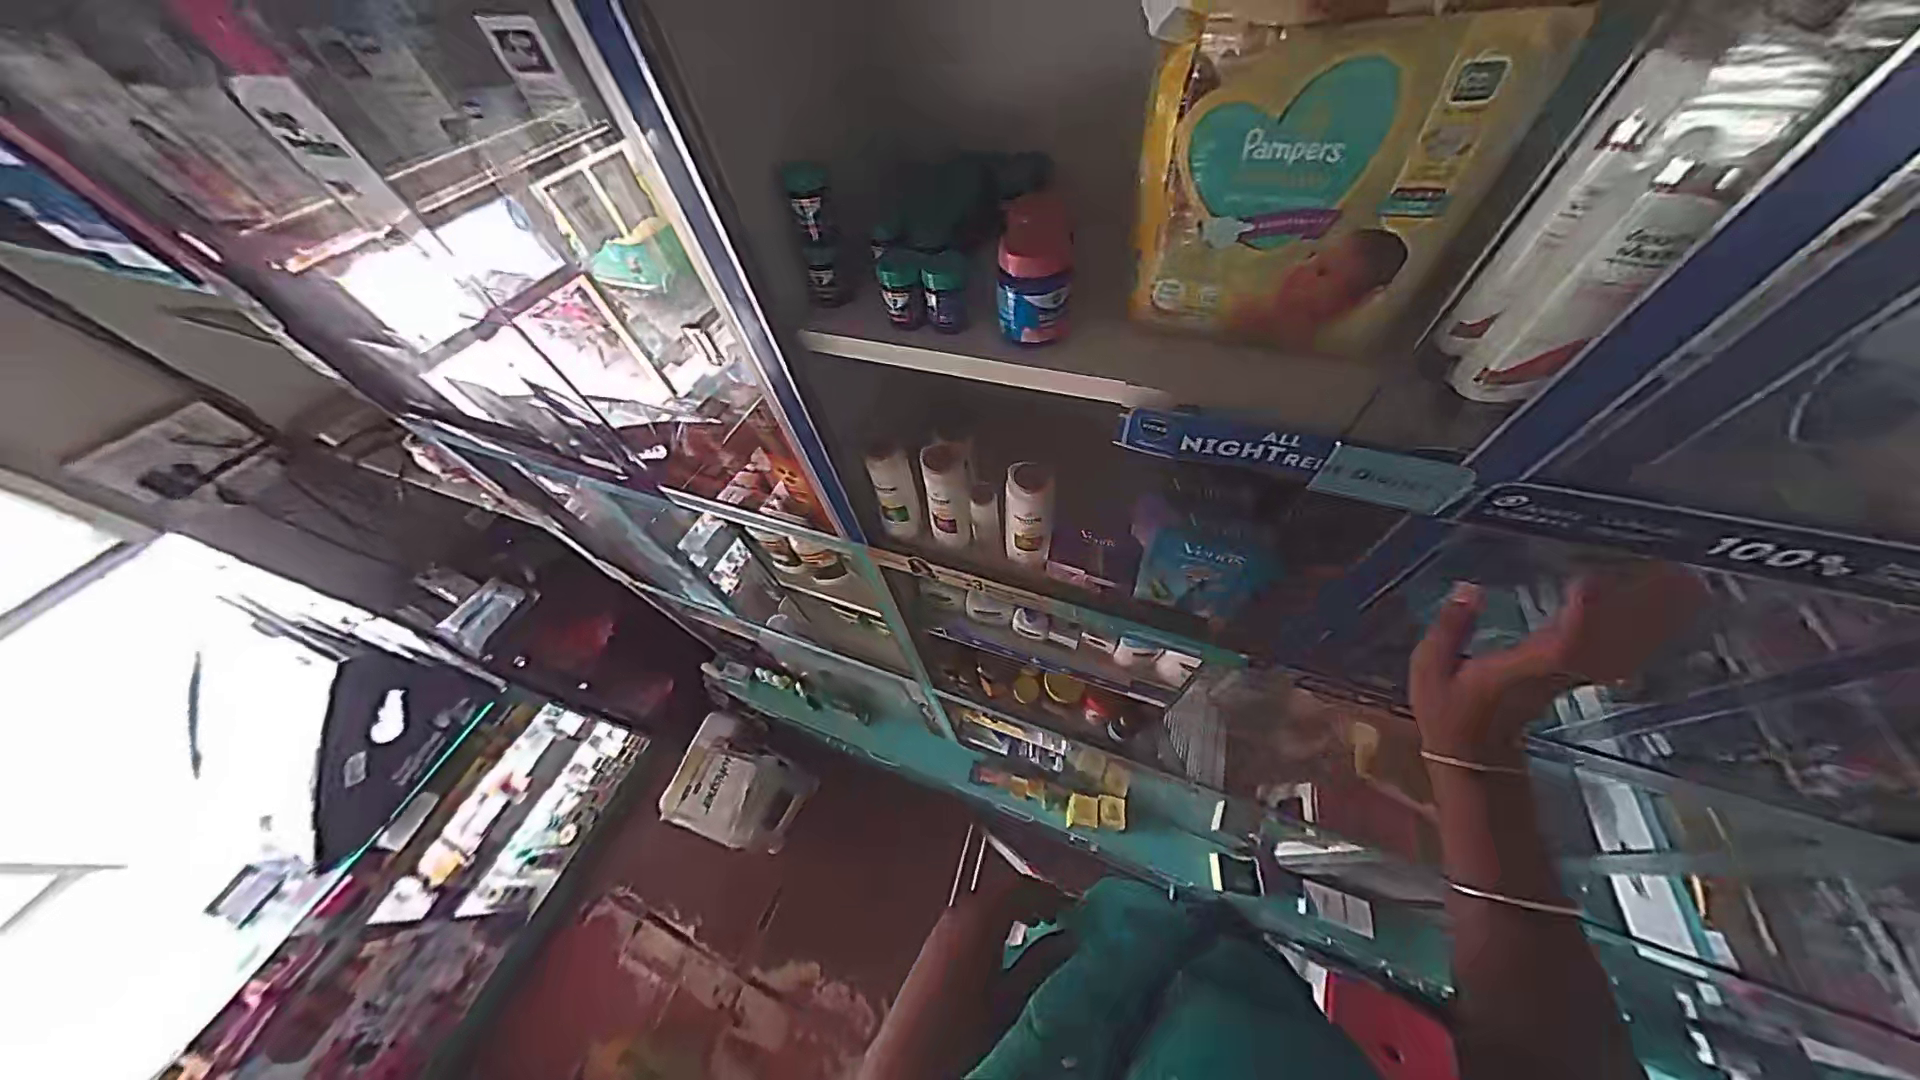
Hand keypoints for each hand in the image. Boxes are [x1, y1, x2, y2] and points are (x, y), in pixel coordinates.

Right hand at [1409, 564, 1704, 762]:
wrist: (1472, 755)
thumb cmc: (1447, 711)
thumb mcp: (1430, 666)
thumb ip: (1450, 626)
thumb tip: (1468, 588)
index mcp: (1519, 669)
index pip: (1563, 641)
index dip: (1581, 613)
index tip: (1590, 578)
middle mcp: (1555, 673)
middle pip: (1611, 640)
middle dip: (1639, 607)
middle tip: (1668, 568)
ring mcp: (1571, 678)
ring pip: (1622, 646)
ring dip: (1651, 618)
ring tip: (1677, 582)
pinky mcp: (1576, 678)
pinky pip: (1617, 652)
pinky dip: (1639, 632)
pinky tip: (1652, 613)